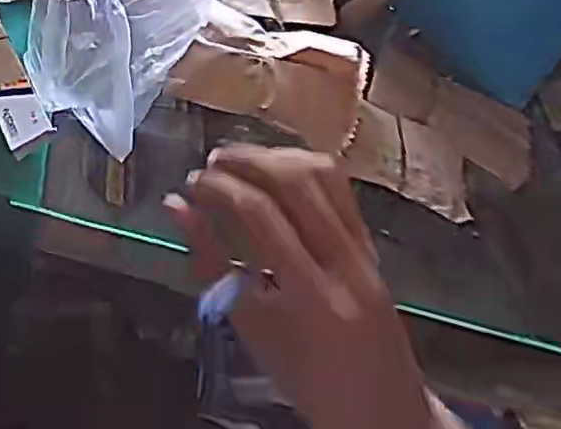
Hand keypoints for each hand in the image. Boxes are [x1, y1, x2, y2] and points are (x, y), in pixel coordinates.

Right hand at [165, 145, 437, 428]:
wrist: (385, 414)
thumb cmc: (306, 380)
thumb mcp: (250, 328)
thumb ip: (210, 261)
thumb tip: (174, 205)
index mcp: (314, 296)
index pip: (261, 214)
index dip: (219, 187)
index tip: (191, 184)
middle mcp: (346, 264)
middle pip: (294, 182)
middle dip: (245, 160)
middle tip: (210, 163)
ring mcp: (366, 251)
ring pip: (320, 174)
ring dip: (272, 157)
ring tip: (237, 162)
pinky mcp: (372, 244)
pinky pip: (338, 186)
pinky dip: (300, 166)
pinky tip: (272, 170)